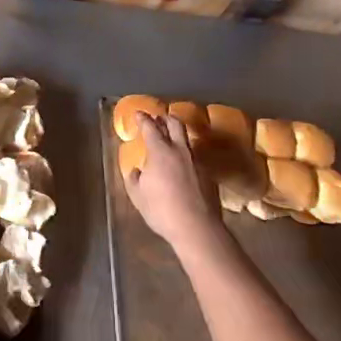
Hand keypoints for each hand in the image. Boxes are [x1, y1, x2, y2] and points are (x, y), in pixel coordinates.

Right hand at [124, 112, 228, 258]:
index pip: (150, 127)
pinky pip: (192, 156)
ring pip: (186, 139)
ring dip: (177, 133)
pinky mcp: (206, 174)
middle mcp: (180, 151)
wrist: (196, 226)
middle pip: (175, 124)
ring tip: (169, 137)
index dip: (143, 119)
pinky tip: (180, 163)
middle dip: (165, 118)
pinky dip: (183, 153)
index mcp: (160, 151)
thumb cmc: (161, 209)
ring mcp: (196, 161)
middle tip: (158, 118)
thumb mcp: (138, 195)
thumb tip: (135, 171)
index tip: (138, 114)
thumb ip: (134, 179)